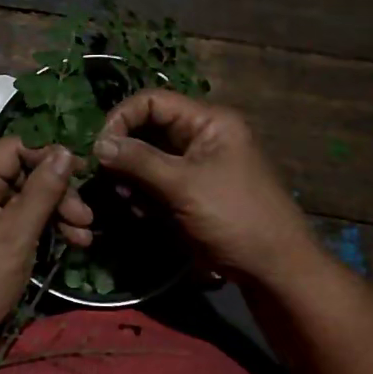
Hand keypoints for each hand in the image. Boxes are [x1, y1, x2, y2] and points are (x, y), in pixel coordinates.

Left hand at [0, 138, 92, 352]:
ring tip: (84, 232)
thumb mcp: (16, 234)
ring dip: (60, 209)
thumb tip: (66, 152)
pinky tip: (74, 239)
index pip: (13, 148)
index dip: (46, 156)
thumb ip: (42, 192)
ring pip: (31, 193)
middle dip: (58, 190)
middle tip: (85, 215)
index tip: (79, 171)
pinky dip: (51, 224)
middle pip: (25, 171)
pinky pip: (28, 214)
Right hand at [92, 89, 309, 273]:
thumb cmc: (235, 218)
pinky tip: (141, 213)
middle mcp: (200, 136)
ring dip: (130, 177)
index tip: (99, 147)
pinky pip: (154, 181)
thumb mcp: (183, 186)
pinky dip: (142, 194)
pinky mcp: (189, 190)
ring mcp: (195, 165)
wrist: (274, 271)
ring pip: (146, 157)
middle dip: (124, 153)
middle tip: (109, 179)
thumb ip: (139, 161)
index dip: (121, 118)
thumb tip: (98, 144)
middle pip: (146, 129)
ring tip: (128, 201)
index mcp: (208, 122)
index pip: (151, 102)